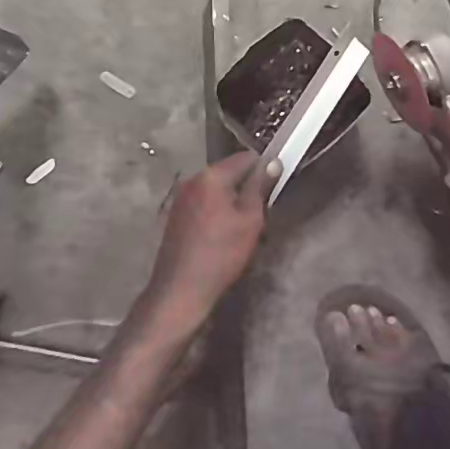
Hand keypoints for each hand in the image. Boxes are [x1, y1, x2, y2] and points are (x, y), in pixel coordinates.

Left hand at [148, 152, 280, 314]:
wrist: (181, 290)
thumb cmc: (221, 253)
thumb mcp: (250, 219)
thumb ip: (261, 187)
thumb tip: (273, 162)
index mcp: (210, 176)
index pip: (245, 158)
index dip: (264, 168)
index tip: (274, 188)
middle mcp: (192, 181)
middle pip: (229, 174)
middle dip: (246, 188)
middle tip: (260, 213)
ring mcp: (181, 199)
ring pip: (216, 191)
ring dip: (232, 202)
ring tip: (242, 228)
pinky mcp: (175, 217)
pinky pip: (204, 205)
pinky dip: (216, 213)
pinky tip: (222, 236)